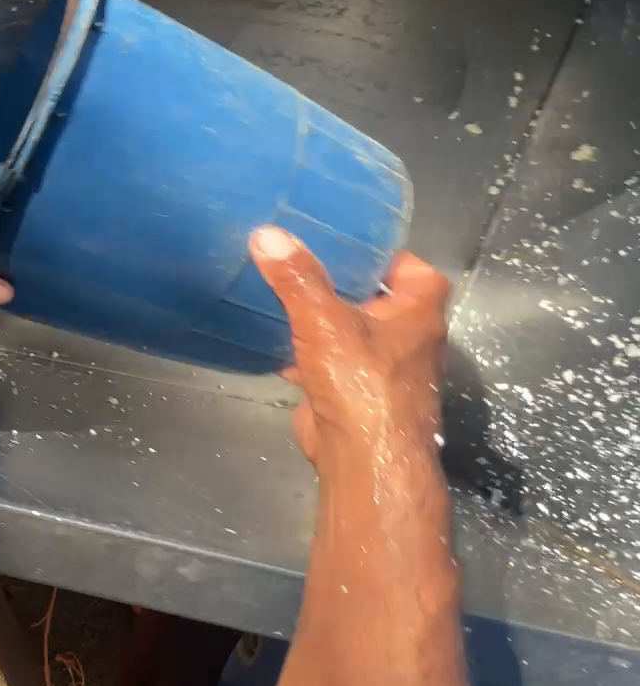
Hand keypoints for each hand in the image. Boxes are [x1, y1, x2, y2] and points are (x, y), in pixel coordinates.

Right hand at [249, 226, 448, 471]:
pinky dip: (310, 348)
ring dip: (325, 316)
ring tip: (282, 295)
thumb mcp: (323, 320)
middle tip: (300, 263)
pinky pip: (334, 357)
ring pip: (354, 329)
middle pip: (380, 299)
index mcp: (418, 315)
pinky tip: (278, 343)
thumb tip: (267, 233)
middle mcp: (409, 339)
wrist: (361, 452)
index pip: (416, 271)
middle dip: (343, 283)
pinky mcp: (356, 390)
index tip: (344, 243)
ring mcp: (385, 368)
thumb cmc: (359, 382)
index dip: (385, 255)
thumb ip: (297, 278)